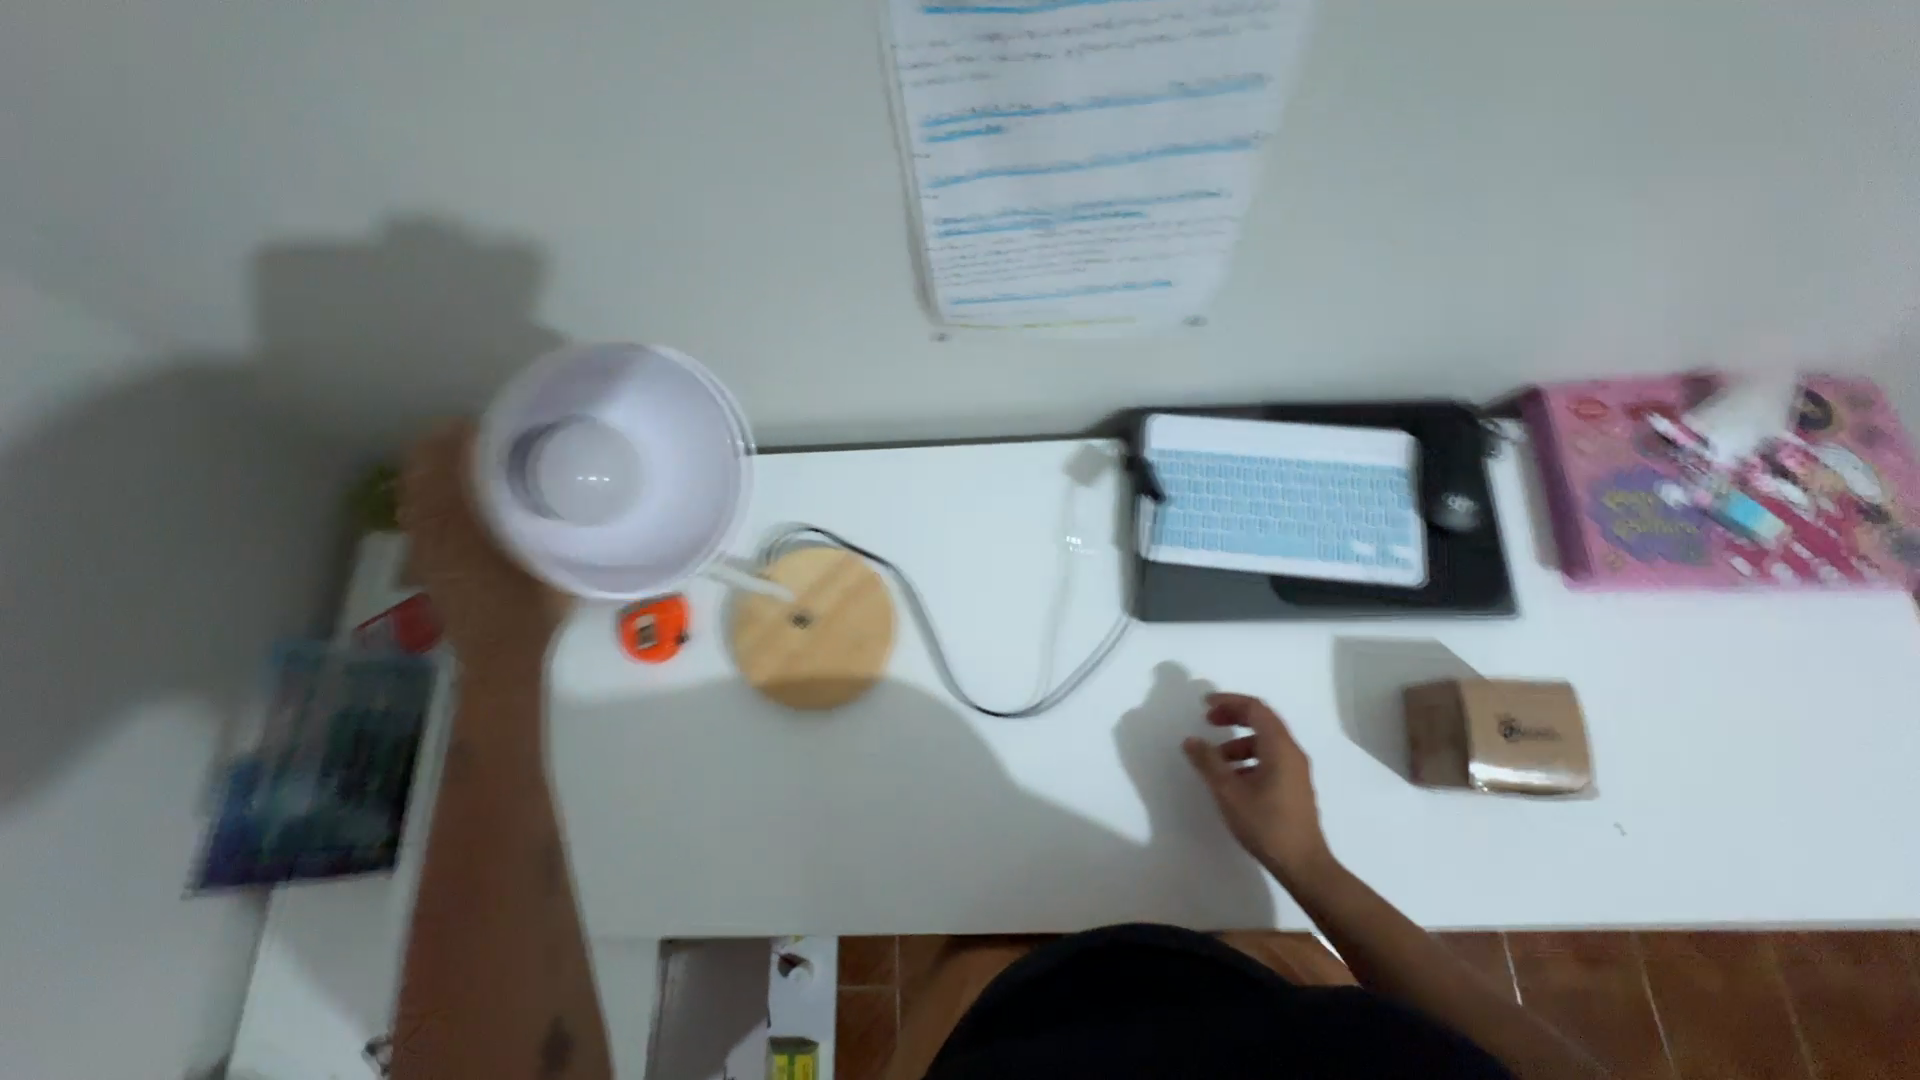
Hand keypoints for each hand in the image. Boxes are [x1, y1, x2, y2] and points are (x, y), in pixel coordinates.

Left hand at [400, 421, 566, 660]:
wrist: (501, 658)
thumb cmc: (531, 611)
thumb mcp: (553, 565)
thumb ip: (557, 532)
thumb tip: (576, 502)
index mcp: (462, 529)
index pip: (445, 469)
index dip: (456, 439)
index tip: (480, 422)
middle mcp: (434, 534)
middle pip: (421, 476)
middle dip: (441, 449)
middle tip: (474, 435)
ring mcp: (425, 550)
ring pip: (415, 496)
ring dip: (433, 472)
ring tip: (464, 460)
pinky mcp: (427, 564)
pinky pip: (419, 516)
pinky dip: (429, 496)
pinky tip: (457, 498)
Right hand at [1183, 693, 1332, 880]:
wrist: (1303, 864)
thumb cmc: (1266, 824)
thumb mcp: (1229, 792)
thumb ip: (1208, 763)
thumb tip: (1191, 740)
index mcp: (1280, 747)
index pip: (1256, 709)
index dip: (1229, 701)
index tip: (1204, 705)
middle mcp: (1292, 752)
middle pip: (1262, 721)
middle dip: (1233, 717)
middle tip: (1208, 722)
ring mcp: (1296, 770)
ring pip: (1265, 742)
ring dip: (1238, 741)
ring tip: (1216, 759)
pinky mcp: (1294, 786)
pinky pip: (1270, 758)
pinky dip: (1248, 757)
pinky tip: (1233, 778)